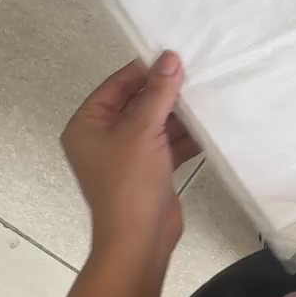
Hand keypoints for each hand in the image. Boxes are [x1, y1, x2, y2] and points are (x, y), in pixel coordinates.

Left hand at [61, 51, 201, 265]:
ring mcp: (127, 156)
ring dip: (178, 115)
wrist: (140, 238)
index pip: (116, 86)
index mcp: (87, 125)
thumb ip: (158, 92)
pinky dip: (185, 137)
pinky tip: (208, 127)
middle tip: (195, 76)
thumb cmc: (130, 182)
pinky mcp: (149, 170)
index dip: (144, 71)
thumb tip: (170, 58)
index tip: (173, 58)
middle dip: (165, 93)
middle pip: (137, 104)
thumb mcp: (143, 130)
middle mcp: (103, 138)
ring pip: (155, 124)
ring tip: (206, 97)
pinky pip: (166, 144)